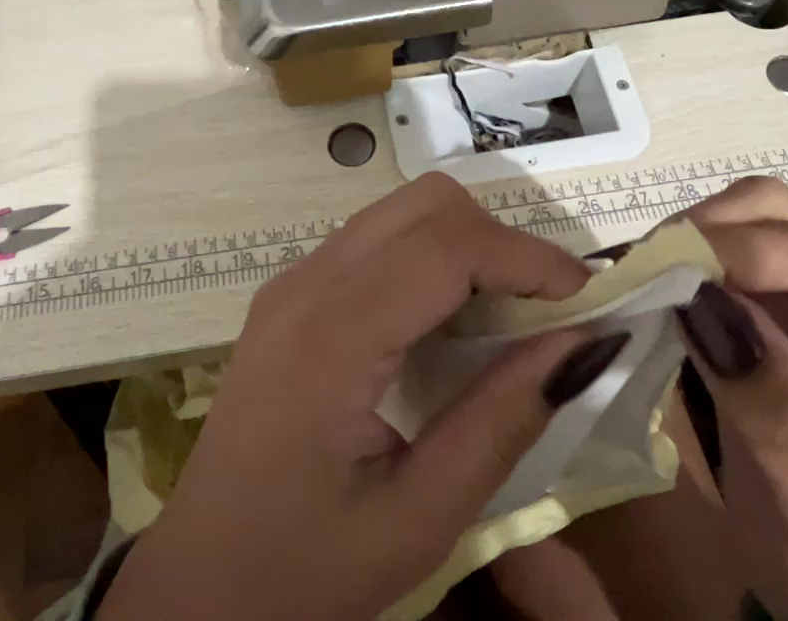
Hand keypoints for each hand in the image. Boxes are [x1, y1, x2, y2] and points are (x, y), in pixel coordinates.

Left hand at [95, 173, 627, 620]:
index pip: (444, 249)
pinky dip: (429, 257)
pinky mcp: (288, 299)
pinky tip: (449, 322)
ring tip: (508, 315)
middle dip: (500, 239)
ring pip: (397, 213)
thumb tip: (583, 344)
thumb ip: (501, 422)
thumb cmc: (303, 569)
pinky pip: (373, 242)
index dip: (527, 258)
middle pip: (422, 205)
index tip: (589, 298)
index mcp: (328, 342)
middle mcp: (303, 289)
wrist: (199, 586)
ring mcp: (289, 287)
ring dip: (466, 244)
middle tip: (547, 309)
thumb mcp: (418, 519)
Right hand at [674, 178, 787, 620]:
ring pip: (751, 241)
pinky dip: (683, 283)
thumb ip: (773, 403)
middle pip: (786, 223)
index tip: (648, 267)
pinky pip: (728, 287)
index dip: (731, 249)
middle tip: (639, 272)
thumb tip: (697, 299)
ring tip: (635, 286)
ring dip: (690, 251)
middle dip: (709, 232)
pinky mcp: (786, 346)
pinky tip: (648, 305)